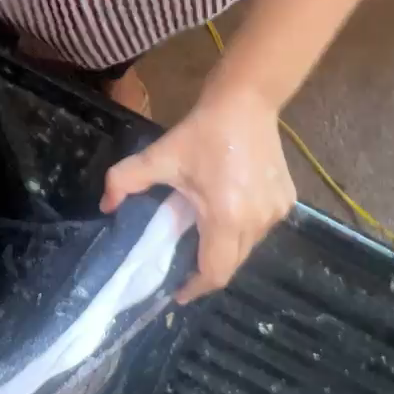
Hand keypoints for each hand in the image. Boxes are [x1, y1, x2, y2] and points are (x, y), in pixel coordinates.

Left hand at [100, 82, 294, 302]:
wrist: (247, 102)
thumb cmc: (202, 132)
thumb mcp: (159, 156)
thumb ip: (124, 181)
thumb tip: (106, 206)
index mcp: (227, 217)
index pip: (215, 272)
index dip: (195, 287)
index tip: (176, 292)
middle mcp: (258, 222)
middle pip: (231, 264)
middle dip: (206, 267)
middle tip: (183, 260)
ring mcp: (276, 212)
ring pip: (248, 247)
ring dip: (224, 246)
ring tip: (202, 231)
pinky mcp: (287, 200)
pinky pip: (261, 228)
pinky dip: (242, 228)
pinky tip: (226, 209)